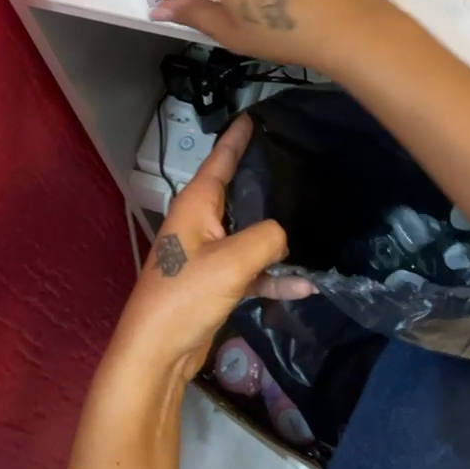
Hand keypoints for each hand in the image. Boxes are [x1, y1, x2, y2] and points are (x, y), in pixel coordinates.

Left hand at [109, 115, 314, 379]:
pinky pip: (250, 269)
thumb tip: (283, 236)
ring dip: (275, 238)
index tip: (253, 116)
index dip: (238, 138)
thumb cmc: (187, 294)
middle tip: (295, 162)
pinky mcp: (215, 282)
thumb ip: (267, 238)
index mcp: (196, 203)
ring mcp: (207, 253)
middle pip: (238, 194)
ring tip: (312, 224)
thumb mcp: (233, 261)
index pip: (221, 159)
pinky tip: (303, 286)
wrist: (158, 352)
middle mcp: (200, 221)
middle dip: (264, 182)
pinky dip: (272, 276)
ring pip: (248, 234)